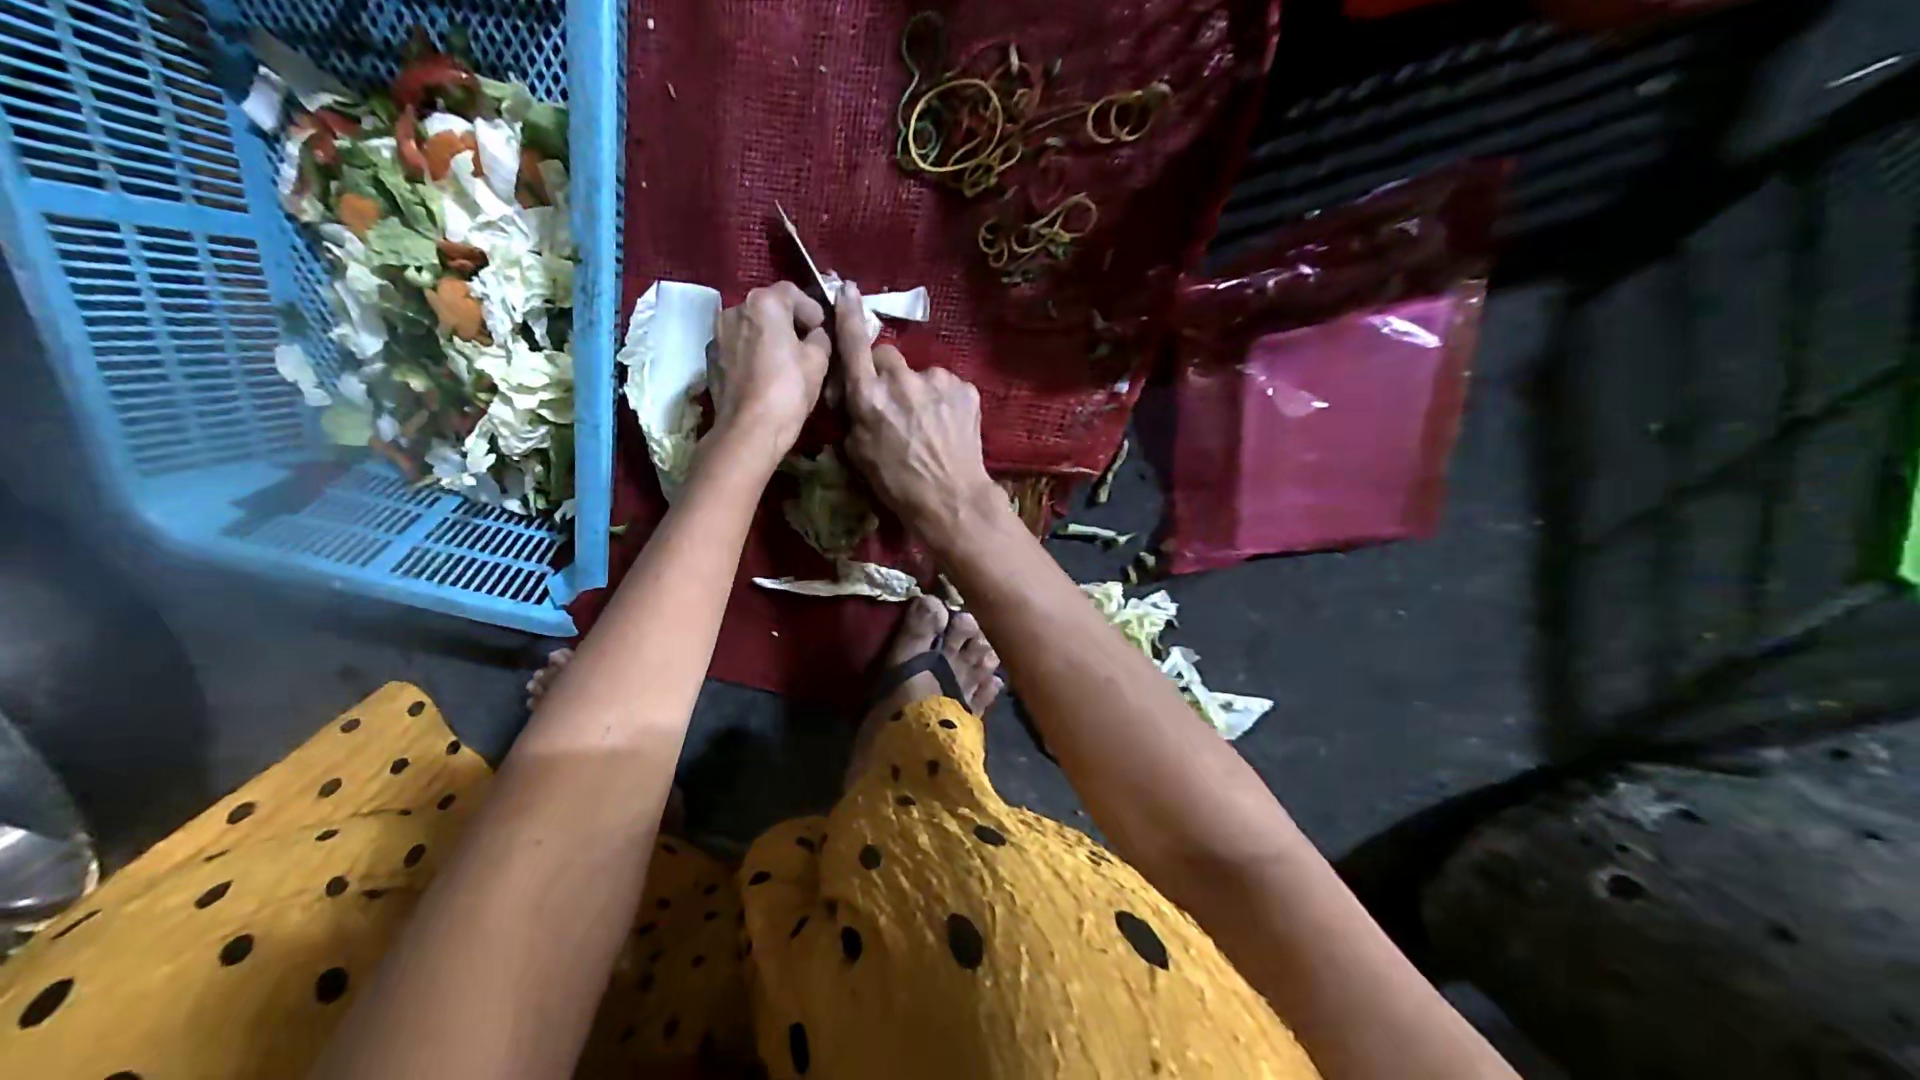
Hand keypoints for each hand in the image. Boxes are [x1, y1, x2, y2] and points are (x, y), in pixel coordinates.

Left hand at [707, 282, 829, 465]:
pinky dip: (751, 353)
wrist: (749, 429)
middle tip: (805, 345)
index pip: (792, 292)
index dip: (811, 308)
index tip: (821, 329)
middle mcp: (735, 309)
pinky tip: (763, 375)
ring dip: (767, 337)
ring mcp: (717, 333)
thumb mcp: (819, 361)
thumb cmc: (789, 389)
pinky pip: (737, 347)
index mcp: (764, 303)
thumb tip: (815, 335)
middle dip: (787, 322)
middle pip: (767, 308)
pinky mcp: (710, 358)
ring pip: (750, 327)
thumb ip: (820, 338)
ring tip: (783, 361)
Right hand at [835, 281, 1002, 544]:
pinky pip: (945, 386)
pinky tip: (946, 426)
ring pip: (919, 374)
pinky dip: (943, 400)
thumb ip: (853, 413)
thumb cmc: (897, 483)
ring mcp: (937, 381)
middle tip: (895, 404)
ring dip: (918, 390)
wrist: (951, 499)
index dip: (849, 315)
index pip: (854, 344)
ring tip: (927, 424)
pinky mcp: (964, 388)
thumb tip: (852, 391)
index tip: (848, 291)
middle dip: (886, 374)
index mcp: (869, 396)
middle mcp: (901, 380)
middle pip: (887, 357)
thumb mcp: (858, 452)